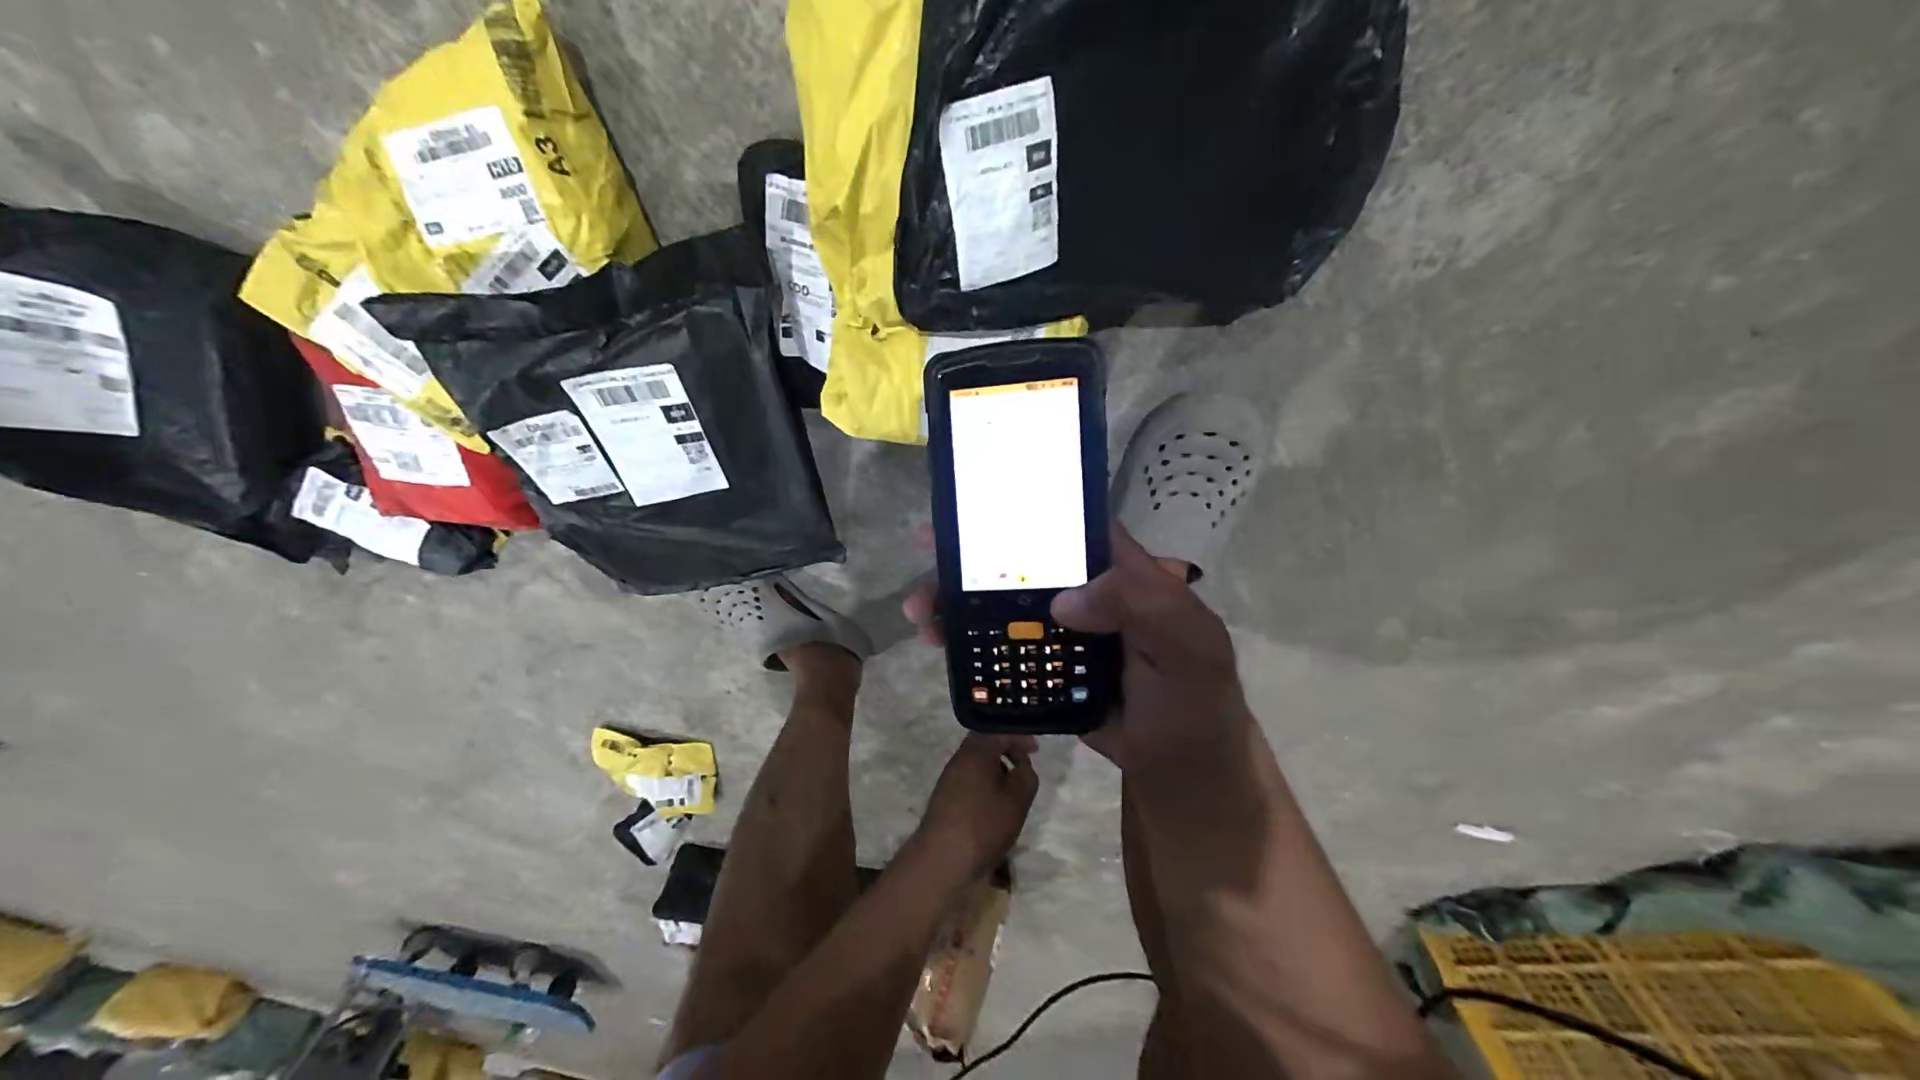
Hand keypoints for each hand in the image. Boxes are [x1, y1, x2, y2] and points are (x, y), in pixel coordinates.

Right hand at [902, 524, 1252, 776]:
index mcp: (1120, 571)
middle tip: (925, 568)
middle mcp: (1085, 591)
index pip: (1066, 528)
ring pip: (1001, 604)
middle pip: (1018, 564)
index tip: (966, 513)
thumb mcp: (1187, 644)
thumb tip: (1063, 601)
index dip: (1019, 513)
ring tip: (922, 616)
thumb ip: (1140, 604)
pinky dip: (968, 642)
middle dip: (968, 563)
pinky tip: (939, 644)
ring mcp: (1062, 630)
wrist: (1180, 765)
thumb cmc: (1193, 698)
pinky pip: (1001, 646)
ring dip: (958, 603)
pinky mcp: (1045, 666)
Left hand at [909, 733, 1038, 884]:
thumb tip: (1021, 765)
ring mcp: (949, 779)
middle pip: (985, 745)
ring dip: (996, 770)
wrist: (942, 858)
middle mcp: (959, 759)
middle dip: (1007, 752)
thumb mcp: (1018, 798)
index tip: (1035, 751)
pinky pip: (970, 780)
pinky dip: (986, 785)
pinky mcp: (945, 799)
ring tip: (1013, 791)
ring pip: (977, 764)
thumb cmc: (984, 823)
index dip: (1020, 737)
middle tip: (1024, 768)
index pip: (999, 731)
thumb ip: (1026, 775)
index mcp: (976, 750)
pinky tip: (995, 806)